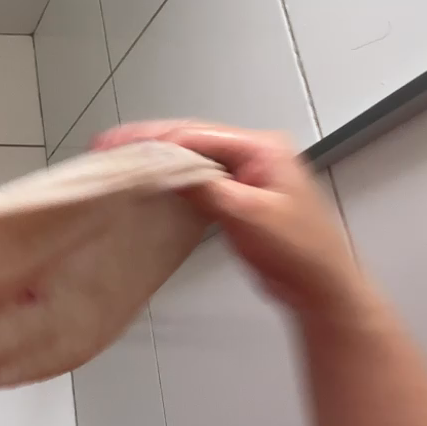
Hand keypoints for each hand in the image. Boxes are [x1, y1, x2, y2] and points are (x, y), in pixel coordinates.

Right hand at [94, 120, 373, 319]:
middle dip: (146, 141)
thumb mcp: (246, 213)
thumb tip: (161, 167)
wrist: (323, 290)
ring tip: (116, 157)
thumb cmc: (295, 250)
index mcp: (261, 147)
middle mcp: (252, 152)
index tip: (113, 145)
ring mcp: (245, 172)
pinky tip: (144, 178)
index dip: (150, 139)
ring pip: (189, 155)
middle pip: (189, 138)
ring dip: (154, 156)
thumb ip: (203, 186)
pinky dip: (168, 176)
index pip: (193, 135)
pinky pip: (195, 176)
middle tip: (104, 145)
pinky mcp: (236, 193)